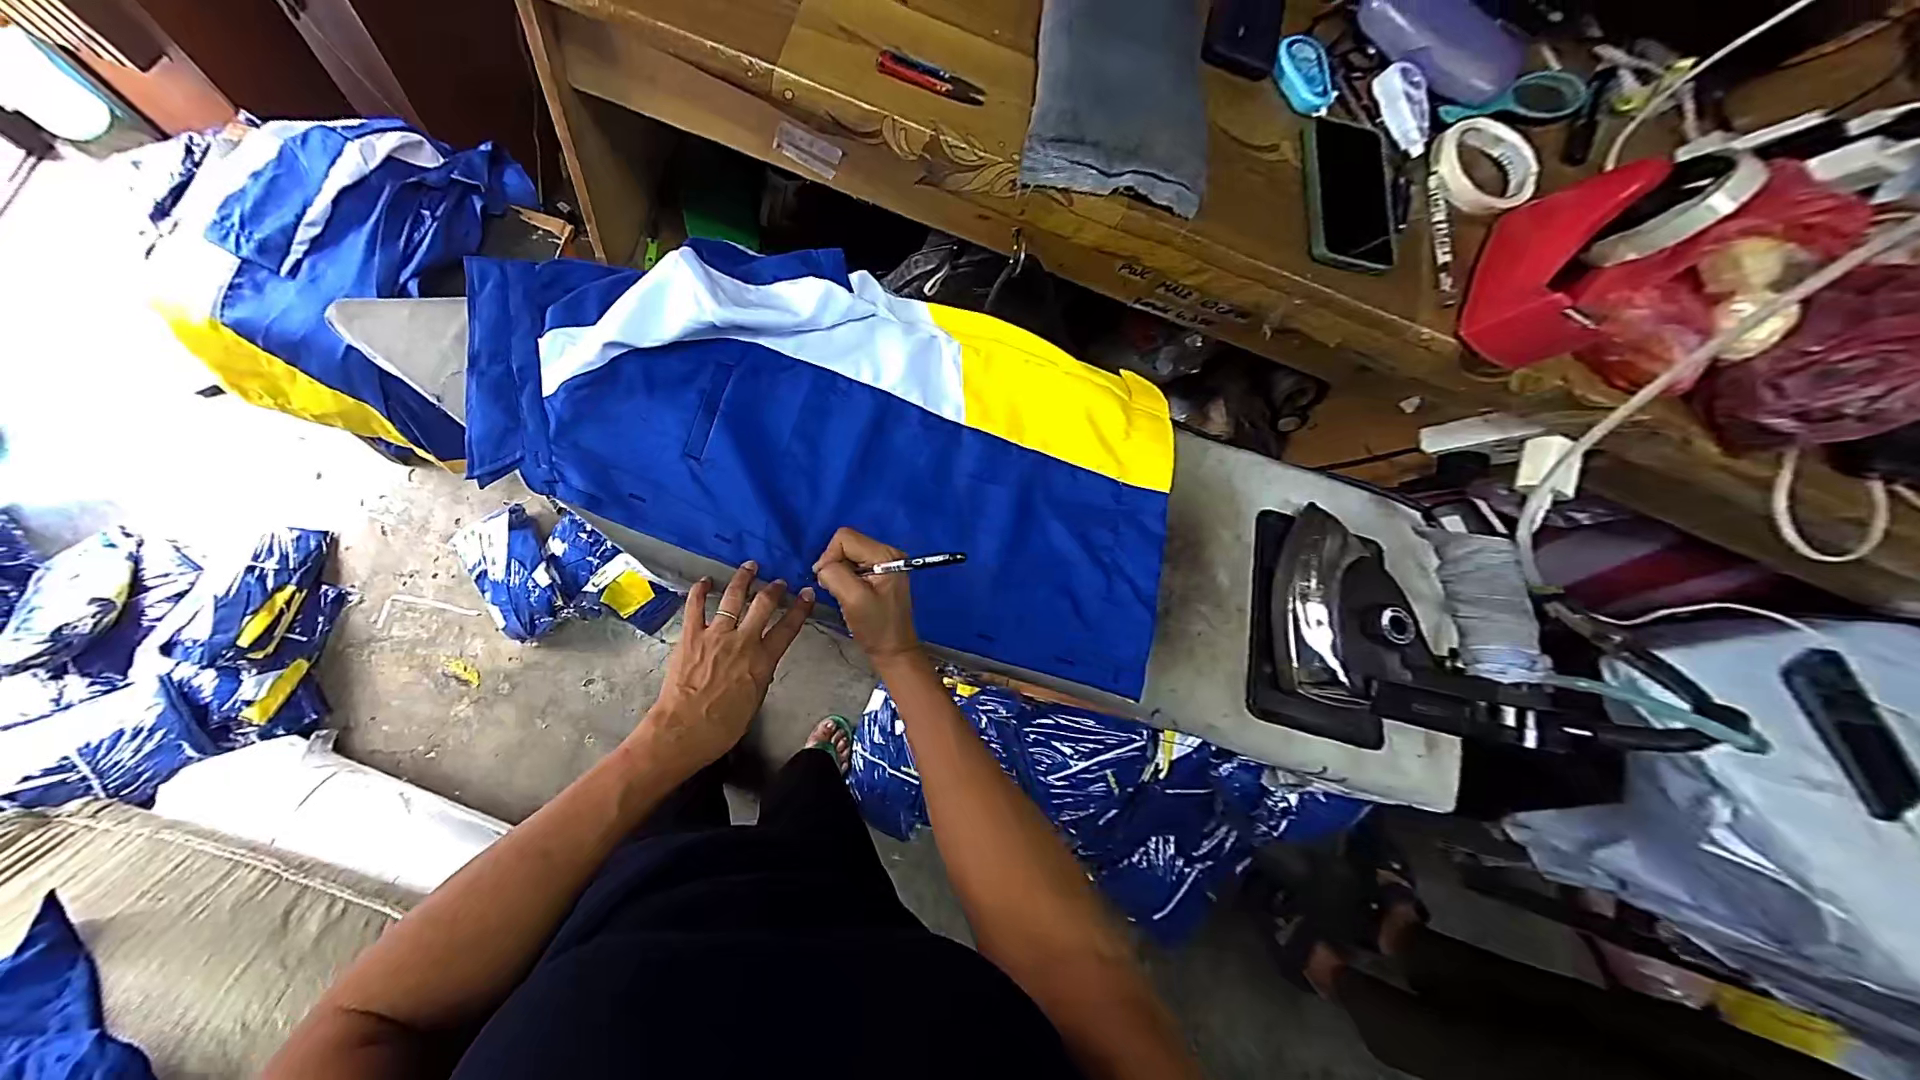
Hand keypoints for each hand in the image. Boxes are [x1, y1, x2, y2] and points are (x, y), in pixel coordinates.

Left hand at [633, 561, 813, 775]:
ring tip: (750, 567)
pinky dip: (700, 590)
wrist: (685, 729)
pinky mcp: (691, 635)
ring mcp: (716, 635)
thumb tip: (759, 663)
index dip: (801, 608)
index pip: (788, 627)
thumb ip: (760, 674)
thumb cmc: (723, 725)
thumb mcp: (755, 699)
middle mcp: (743, 641)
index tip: (807, 595)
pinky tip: (705, 581)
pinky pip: (695, 606)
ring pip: (733, 597)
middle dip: (774, 589)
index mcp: (763, 660)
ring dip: (743, 579)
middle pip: (764, 605)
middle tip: (779, 582)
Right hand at [812, 527, 921, 667]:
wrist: (893, 649)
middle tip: (837, 589)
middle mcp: (888, 552)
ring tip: (844, 593)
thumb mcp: (853, 599)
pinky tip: (849, 592)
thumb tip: (823, 566)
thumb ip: (836, 574)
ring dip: (838, 572)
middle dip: (834, 564)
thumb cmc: (876, 627)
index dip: (830, 556)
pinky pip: (852, 564)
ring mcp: (884, 562)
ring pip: (847, 554)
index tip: (828, 581)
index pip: (845, 537)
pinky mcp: (879, 572)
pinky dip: (845, 576)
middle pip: (846, 543)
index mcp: (886, 554)